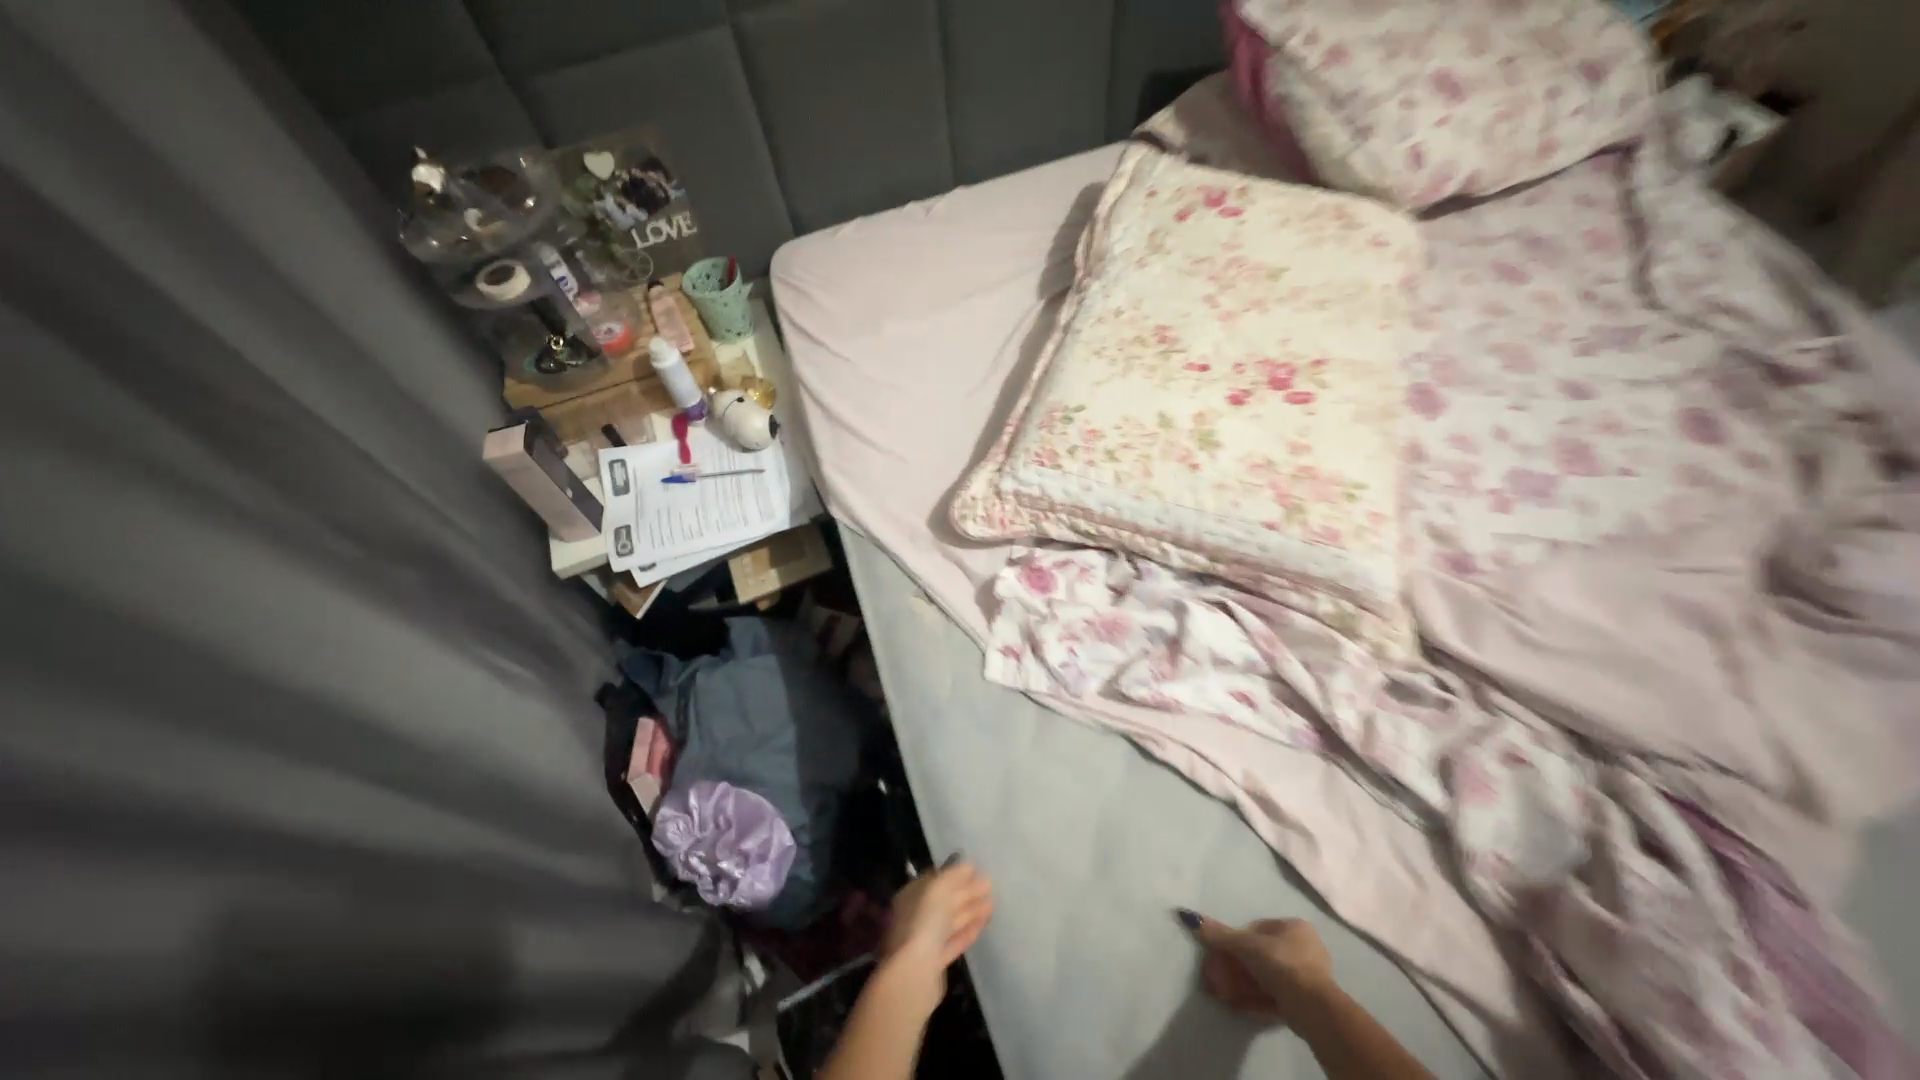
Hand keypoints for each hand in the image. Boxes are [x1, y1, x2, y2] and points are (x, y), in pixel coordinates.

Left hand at [877, 861, 993, 1014]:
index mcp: (910, 897)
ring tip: (993, 904)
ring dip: (970, 911)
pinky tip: (982, 925)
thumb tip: (968, 865)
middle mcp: (914, 916)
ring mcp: (923, 941)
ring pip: (950, 922)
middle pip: (944, 901)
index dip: (955, 874)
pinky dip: (967, 931)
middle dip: (966, 892)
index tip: (977, 870)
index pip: (934, 881)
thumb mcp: (938, 890)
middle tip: (991, 885)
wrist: (913, 973)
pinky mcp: (934, 962)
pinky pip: (953, 941)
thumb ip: (954, 876)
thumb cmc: (923, 924)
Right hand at [1183, 913, 1337, 1024]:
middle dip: (1236, 967)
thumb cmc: (1281, 964)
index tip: (1220, 956)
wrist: (1312, 1006)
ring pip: (1266, 977)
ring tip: (1223, 994)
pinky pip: (1275, 993)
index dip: (1235, 942)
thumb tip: (1187, 916)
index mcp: (1294, 927)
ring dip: (1242, 984)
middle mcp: (1305, 947)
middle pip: (1259, 955)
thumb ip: (1219, 934)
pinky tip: (1238, 1005)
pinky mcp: (1307, 1000)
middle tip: (1218, 977)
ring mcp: (1308, 975)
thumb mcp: (1245, 946)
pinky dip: (1255, 998)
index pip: (1257, 929)